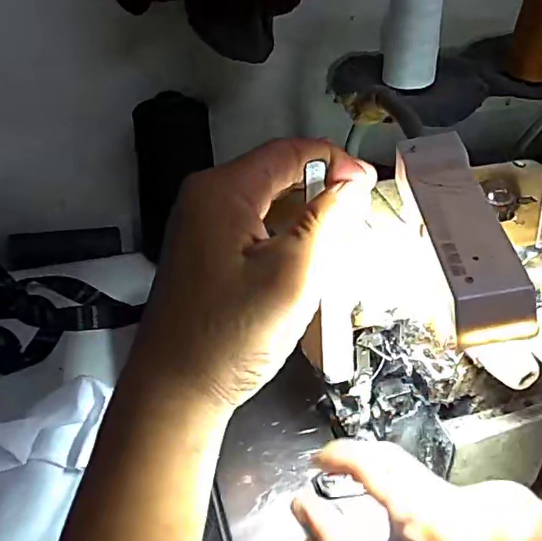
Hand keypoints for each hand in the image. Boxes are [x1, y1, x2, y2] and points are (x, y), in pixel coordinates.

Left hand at [126, 138, 373, 412]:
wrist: (176, 388)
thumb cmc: (225, 339)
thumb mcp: (293, 274)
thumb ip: (326, 220)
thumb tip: (347, 187)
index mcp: (220, 193)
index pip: (288, 152)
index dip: (335, 162)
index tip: (365, 185)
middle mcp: (202, 202)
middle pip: (276, 176)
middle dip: (320, 197)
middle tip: (354, 226)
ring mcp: (198, 228)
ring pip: (266, 206)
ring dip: (303, 224)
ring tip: (332, 257)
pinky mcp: (201, 254)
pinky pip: (250, 231)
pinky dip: (281, 242)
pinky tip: (301, 272)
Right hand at [294, 441, 541, 540]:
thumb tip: (305, 507)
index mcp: (461, 533)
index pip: (383, 466)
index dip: (341, 457)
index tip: (318, 460)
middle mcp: (498, 505)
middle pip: (409, 481)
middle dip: (383, 511)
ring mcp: (526, 506)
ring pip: (437, 491)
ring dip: (419, 521)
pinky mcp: (540, 514)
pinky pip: (470, 501)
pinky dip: (451, 525)